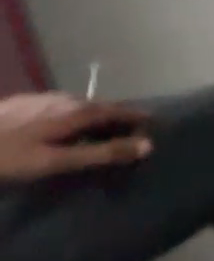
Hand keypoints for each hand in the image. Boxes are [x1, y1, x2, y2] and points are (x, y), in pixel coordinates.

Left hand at [0, 92, 152, 182]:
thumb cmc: (3, 158)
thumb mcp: (53, 162)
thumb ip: (101, 153)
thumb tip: (149, 145)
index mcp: (78, 111)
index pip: (120, 110)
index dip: (138, 118)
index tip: (151, 128)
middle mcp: (63, 99)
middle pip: (99, 106)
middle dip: (114, 118)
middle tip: (121, 135)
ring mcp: (37, 99)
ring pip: (75, 105)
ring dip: (88, 117)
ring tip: (89, 133)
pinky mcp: (15, 104)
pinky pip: (53, 107)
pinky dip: (64, 116)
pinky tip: (53, 129)